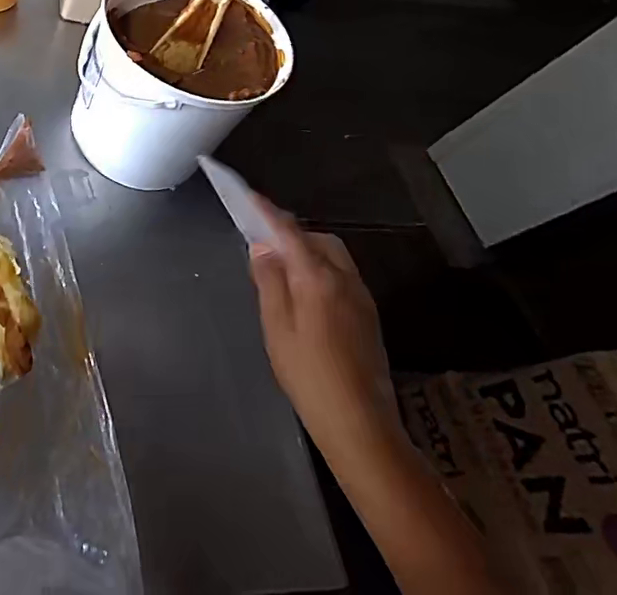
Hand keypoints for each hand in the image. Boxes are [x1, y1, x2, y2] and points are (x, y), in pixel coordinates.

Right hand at [246, 204, 402, 459]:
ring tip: (282, 269)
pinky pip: (340, 275)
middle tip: (264, 245)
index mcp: (318, 276)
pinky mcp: (368, 313)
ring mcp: (360, 294)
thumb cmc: (309, 375)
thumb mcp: (277, 328)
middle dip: (291, 233)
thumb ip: (269, 281)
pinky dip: (320, 269)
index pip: (289, 231)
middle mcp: (344, 277)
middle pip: (316, 239)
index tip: (249, 195)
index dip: (266, 212)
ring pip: (332, 256)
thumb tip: (262, 246)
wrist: (360, 421)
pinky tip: (306, 293)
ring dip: (307, 251)